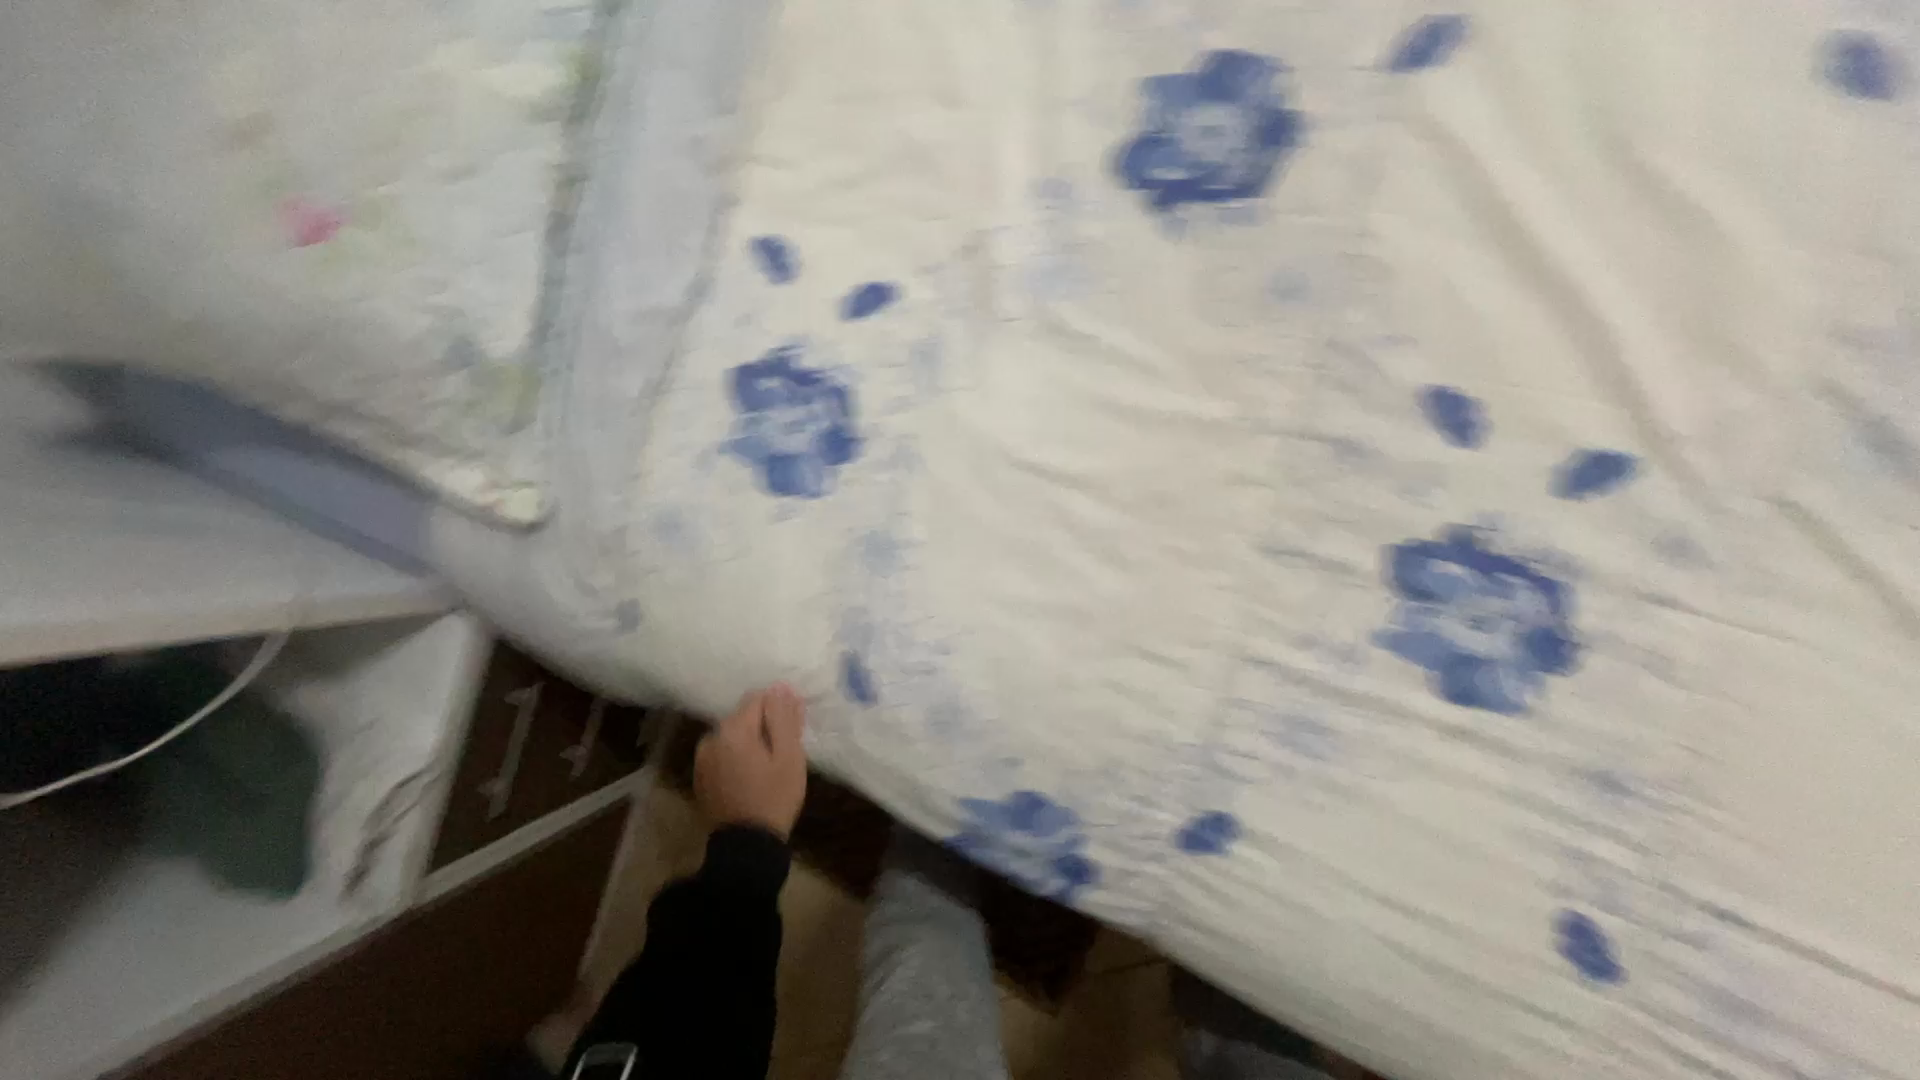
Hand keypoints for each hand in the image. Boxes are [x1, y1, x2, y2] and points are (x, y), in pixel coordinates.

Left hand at [694, 683, 808, 838]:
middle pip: (744, 716)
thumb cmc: (774, 797)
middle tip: (785, 750)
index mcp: (732, 729)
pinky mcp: (700, 776)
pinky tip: (751, 776)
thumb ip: (783, 718)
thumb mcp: (789, 756)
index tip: (794, 730)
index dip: (780, 709)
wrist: (746, 845)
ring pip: (733, 736)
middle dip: (765, 725)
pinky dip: (737, 757)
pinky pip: (723, 754)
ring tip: (768, 765)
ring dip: (750, 741)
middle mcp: (711, 737)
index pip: (759, 698)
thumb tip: (780, 687)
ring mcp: (702, 758)